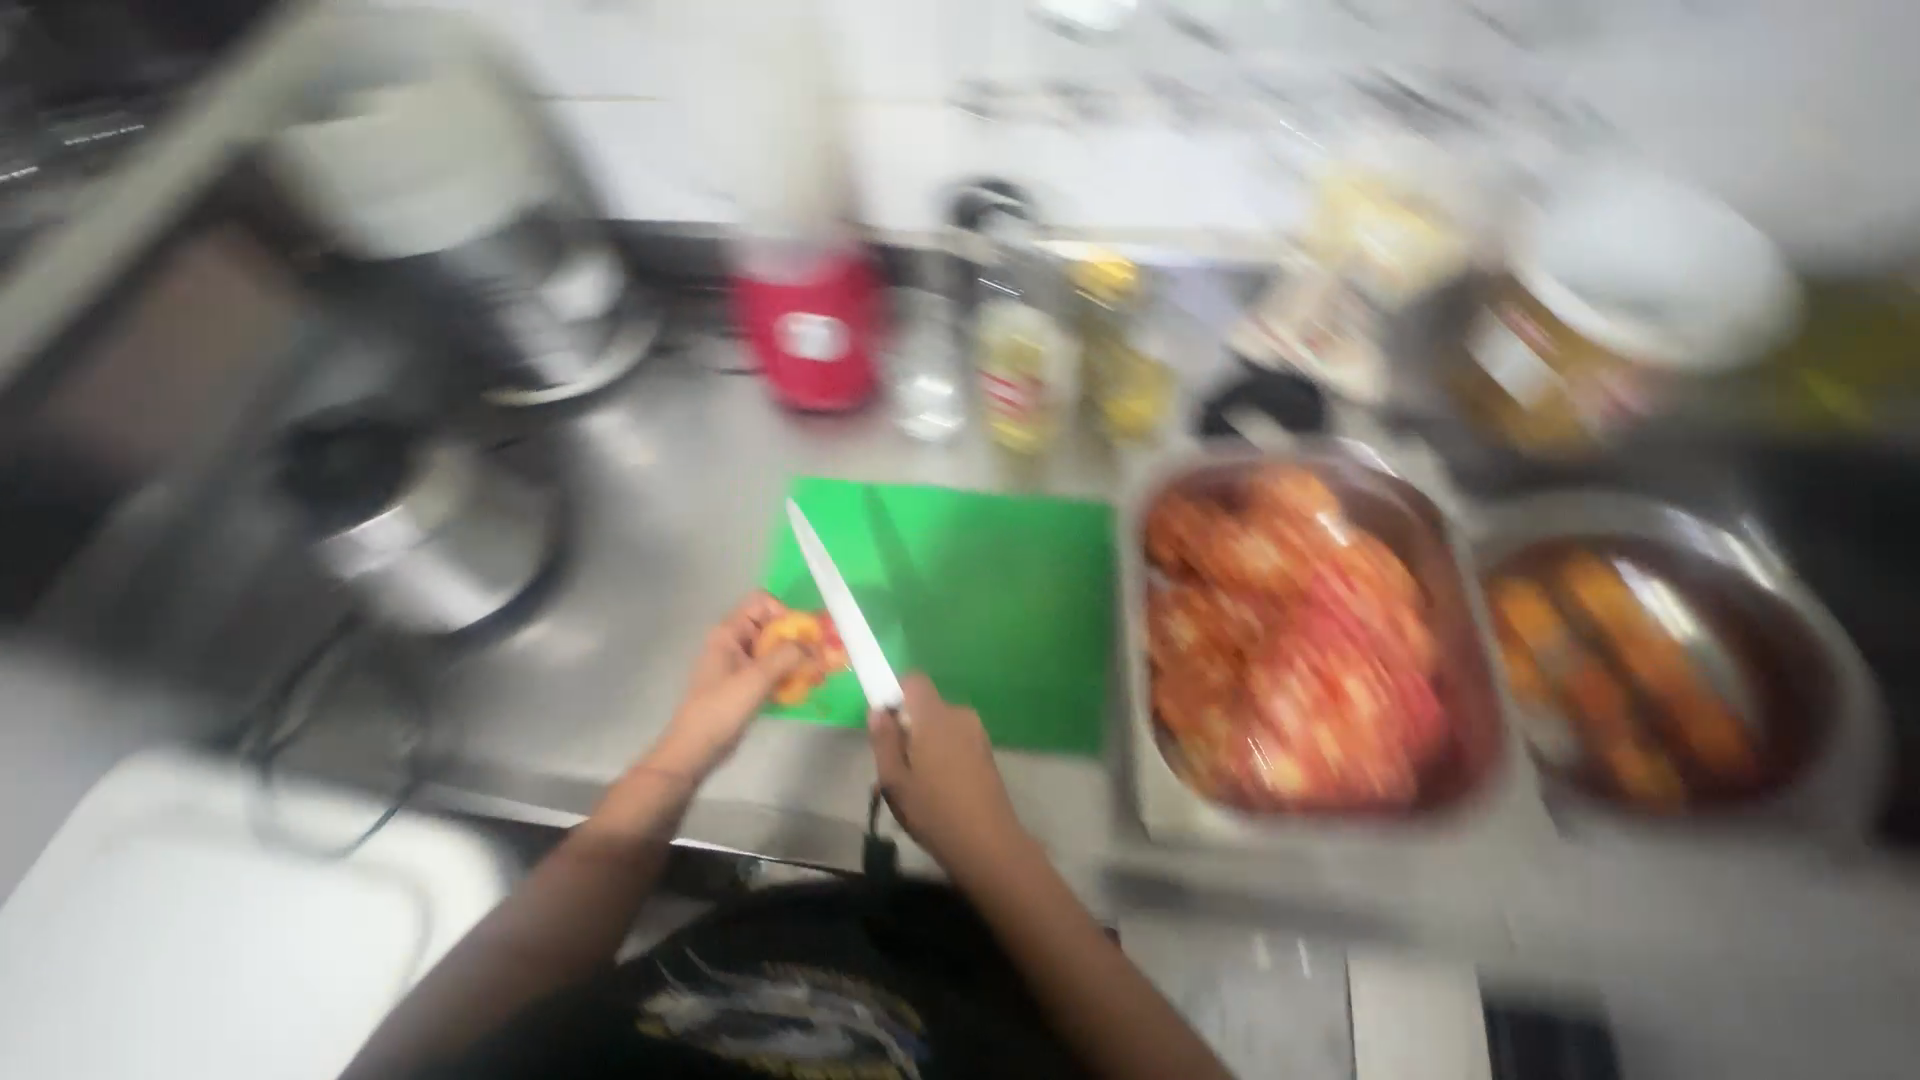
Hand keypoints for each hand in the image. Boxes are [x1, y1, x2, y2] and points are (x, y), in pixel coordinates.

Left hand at [647, 592, 804, 778]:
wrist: (696, 749)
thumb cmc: (721, 708)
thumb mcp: (756, 678)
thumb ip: (787, 655)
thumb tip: (816, 645)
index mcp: (730, 632)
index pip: (763, 603)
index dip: (785, 613)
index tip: (802, 637)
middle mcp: (736, 642)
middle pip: (773, 626)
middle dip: (799, 639)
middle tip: (820, 658)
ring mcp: (742, 664)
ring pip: (777, 650)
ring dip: (798, 659)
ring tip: (818, 675)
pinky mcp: (748, 684)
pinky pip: (775, 670)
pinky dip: (790, 675)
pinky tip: (806, 688)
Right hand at [869, 674, 1027, 872]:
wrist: (987, 843)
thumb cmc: (933, 810)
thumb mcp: (894, 780)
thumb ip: (884, 740)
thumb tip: (879, 710)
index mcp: (935, 716)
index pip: (914, 680)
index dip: (896, 694)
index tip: (887, 725)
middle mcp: (960, 715)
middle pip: (927, 705)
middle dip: (910, 725)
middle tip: (898, 764)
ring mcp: (977, 733)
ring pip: (942, 725)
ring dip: (927, 742)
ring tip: (919, 783)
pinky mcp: (987, 751)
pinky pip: (957, 739)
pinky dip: (945, 753)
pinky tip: (941, 789)